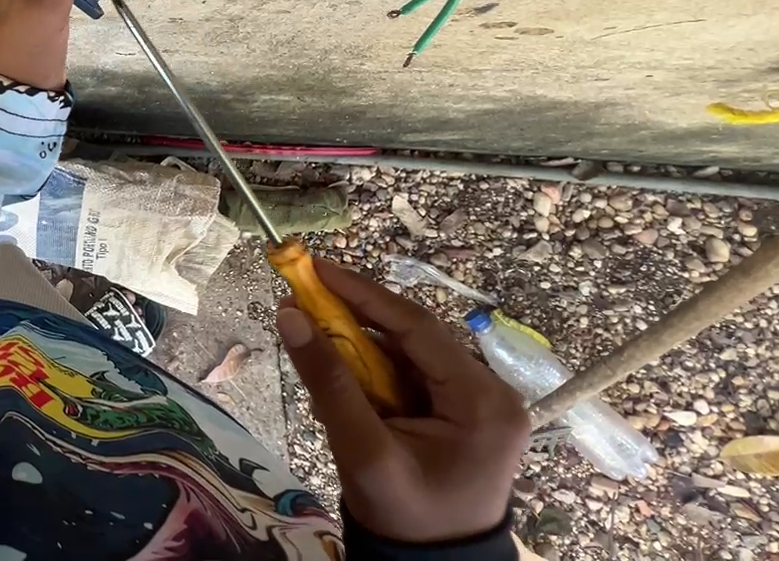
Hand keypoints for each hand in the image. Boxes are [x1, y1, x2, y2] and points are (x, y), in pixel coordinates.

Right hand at [276, 260, 529, 543]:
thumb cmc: (406, 511)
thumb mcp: (362, 448)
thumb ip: (327, 379)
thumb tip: (288, 312)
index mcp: (483, 401)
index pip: (415, 325)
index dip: (360, 291)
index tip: (312, 267)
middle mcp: (490, 391)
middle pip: (410, 332)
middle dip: (352, 314)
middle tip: (300, 297)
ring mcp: (476, 400)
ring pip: (404, 347)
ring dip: (356, 340)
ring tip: (314, 339)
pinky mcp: (459, 409)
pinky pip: (405, 368)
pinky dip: (367, 364)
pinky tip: (340, 373)